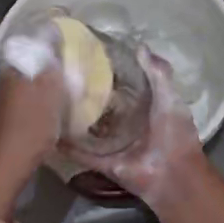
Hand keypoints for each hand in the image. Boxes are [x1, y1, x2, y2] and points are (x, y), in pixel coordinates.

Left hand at [0, 25, 68, 177]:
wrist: (10, 161)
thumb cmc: (33, 123)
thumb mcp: (50, 89)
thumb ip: (52, 60)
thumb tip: (53, 34)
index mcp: (14, 65)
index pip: (33, 37)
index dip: (52, 32)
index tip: (70, 30)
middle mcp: (6, 74)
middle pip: (31, 55)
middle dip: (51, 52)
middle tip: (75, 54)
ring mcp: (4, 93)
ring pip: (31, 73)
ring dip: (48, 72)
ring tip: (71, 75)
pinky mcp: (8, 110)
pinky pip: (29, 89)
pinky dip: (43, 88)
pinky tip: (57, 97)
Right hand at [63, 49, 208, 203]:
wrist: (173, 176)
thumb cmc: (174, 135)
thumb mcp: (170, 99)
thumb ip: (158, 74)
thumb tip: (139, 46)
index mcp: (145, 108)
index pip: (124, 87)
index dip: (110, 73)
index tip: (90, 58)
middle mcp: (127, 124)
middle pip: (103, 107)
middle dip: (88, 95)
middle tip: (62, 77)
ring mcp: (114, 144)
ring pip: (89, 129)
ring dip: (74, 119)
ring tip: (49, 101)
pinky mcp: (103, 162)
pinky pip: (81, 153)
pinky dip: (66, 146)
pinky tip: (48, 133)